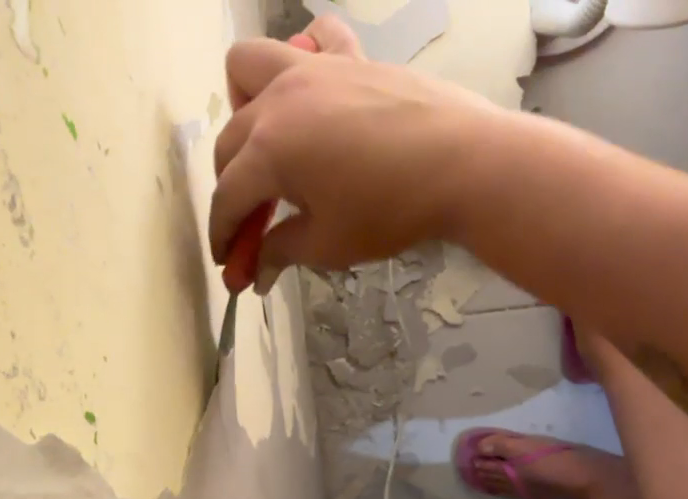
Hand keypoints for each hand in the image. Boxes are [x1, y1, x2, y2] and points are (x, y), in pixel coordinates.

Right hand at [210, 16, 501, 291]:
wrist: (464, 165)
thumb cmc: (391, 211)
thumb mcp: (328, 244)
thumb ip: (281, 251)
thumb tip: (256, 272)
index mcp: (269, 149)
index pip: (227, 197)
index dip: (223, 235)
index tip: (228, 261)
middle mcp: (280, 100)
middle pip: (230, 141)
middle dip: (231, 186)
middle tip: (254, 222)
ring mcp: (314, 69)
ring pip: (249, 65)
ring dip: (245, 104)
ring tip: (270, 141)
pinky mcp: (352, 57)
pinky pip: (316, 37)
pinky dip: (306, 56)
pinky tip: (317, 90)